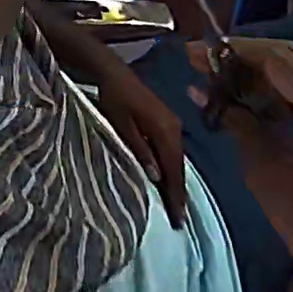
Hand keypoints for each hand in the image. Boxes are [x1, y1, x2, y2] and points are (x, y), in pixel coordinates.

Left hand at [96, 72, 186, 229]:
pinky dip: (171, 164)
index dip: (176, 195)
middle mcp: (175, 129)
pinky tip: (167, 174)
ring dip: (175, 178)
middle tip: (179, 217)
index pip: (173, 170)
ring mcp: (173, 123)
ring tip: (174, 201)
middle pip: (179, 166)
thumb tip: (157, 177)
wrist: (114, 72)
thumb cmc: (114, 98)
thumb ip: (139, 149)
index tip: (178, 219)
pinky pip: (173, 148)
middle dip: (178, 191)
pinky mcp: (166, 119)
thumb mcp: (121, 125)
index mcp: (165, 131)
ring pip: (177, 157)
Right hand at [188, 39, 292, 291]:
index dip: (232, 51)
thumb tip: (203, 92)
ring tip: (225, 83)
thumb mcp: (269, 175)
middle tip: (206, 62)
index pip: (281, 61)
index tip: (195, 52)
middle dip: (248, 58)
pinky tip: (260, 107)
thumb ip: (239, 124)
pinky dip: (291, 99)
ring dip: (268, 78)